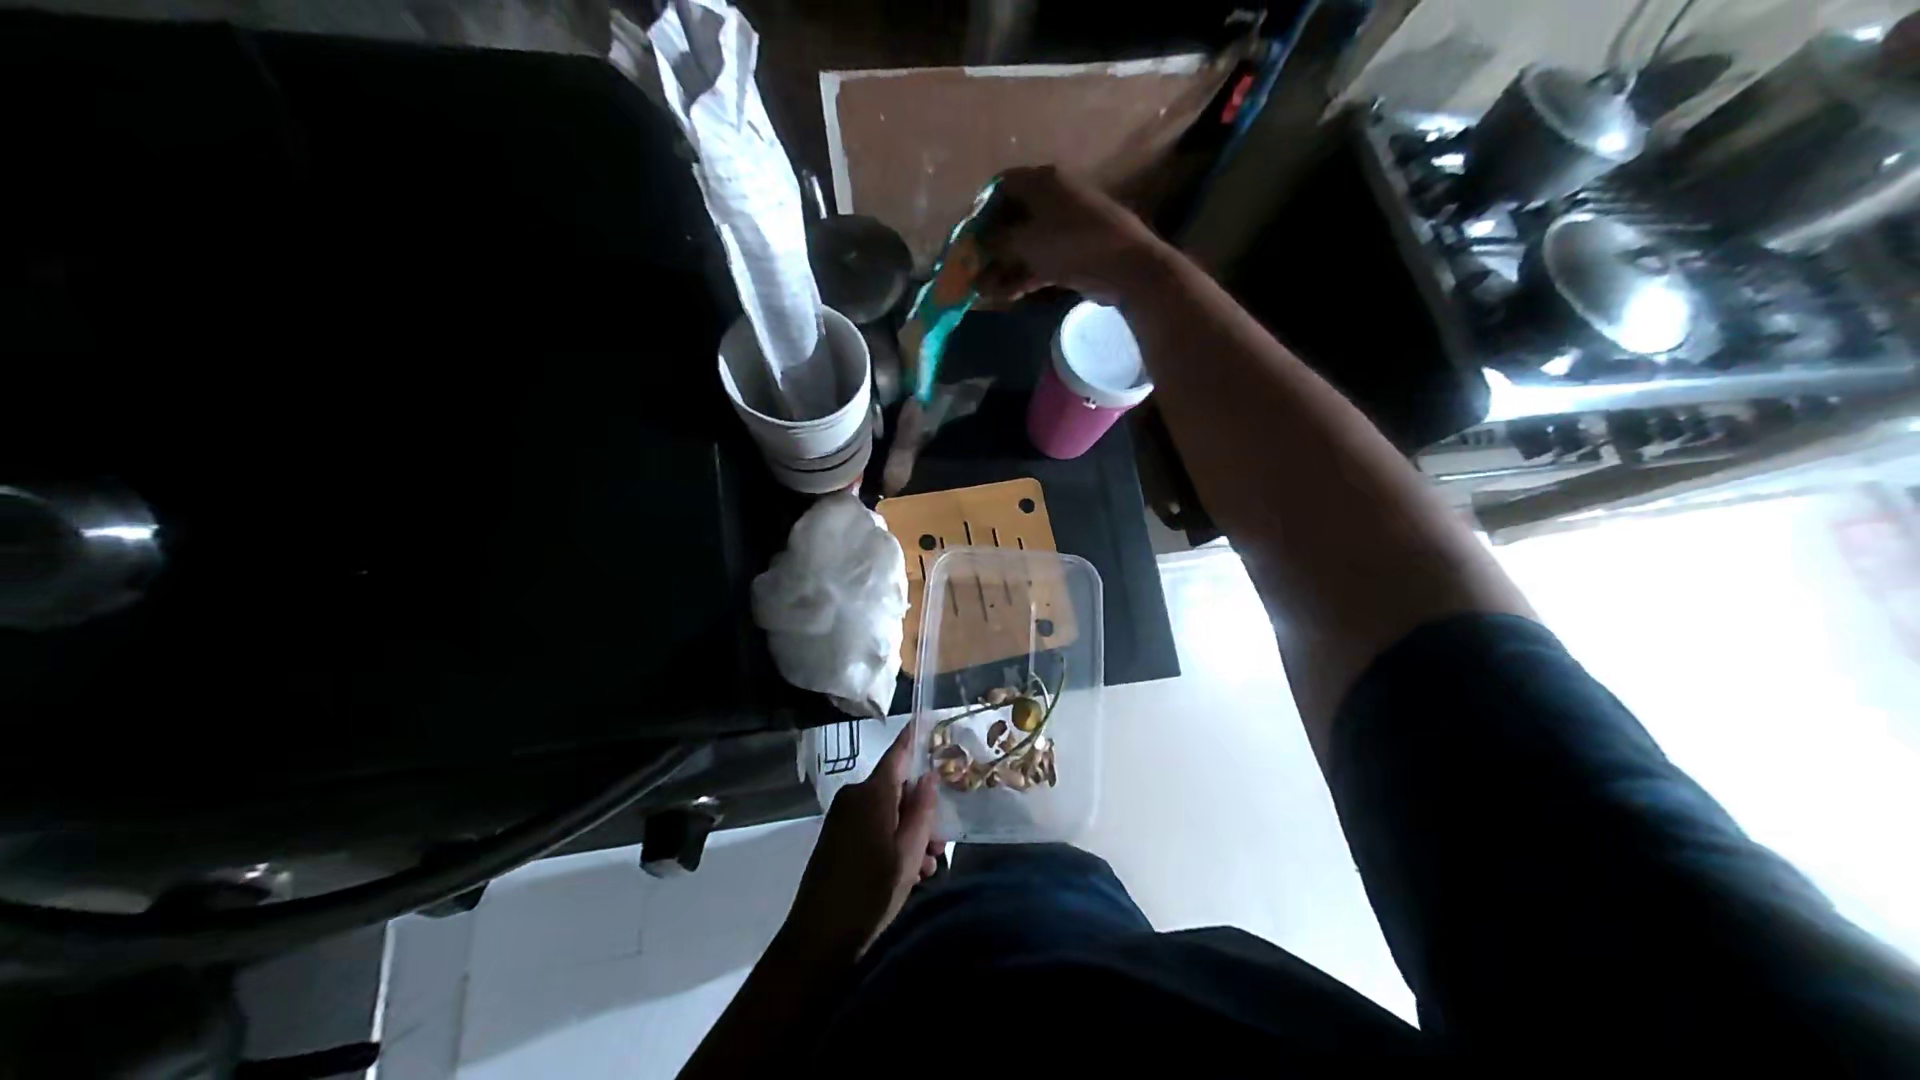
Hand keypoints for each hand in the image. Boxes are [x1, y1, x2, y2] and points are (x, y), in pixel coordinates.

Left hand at [782, 724, 940, 963]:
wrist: (819, 937)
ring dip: (911, 835)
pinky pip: (873, 828)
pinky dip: (893, 843)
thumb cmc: (870, 891)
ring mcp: (843, 818)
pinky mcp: (837, 838)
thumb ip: (922, 811)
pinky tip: (909, 873)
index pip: (898, 755)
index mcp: (872, 795)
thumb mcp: (908, 853)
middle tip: (942, 846)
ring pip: (888, 813)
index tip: (927, 719)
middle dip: (923, 812)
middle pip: (898, 790)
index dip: (914, 738)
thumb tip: (929, 776)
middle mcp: (855, 798)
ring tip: (928, 869)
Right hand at [976, 165, 1170, 306]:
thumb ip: (995, 242)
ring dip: (1003, 267)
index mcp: (1042, 181)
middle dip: (990, 246)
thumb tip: (977, 244)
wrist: (1125, 265)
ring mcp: (1064, 227)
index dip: (980, 209)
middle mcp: (1053, 198)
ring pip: (1025, 244)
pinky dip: (1023, 276)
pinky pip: (1040, 261)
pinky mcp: (1073, 253)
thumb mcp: (1025, 241)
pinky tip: (1005, 295)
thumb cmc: (1070, 243)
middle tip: (971, 268)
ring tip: (983, 290)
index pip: (1001, 186)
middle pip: (1012, 218)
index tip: (966, 235)